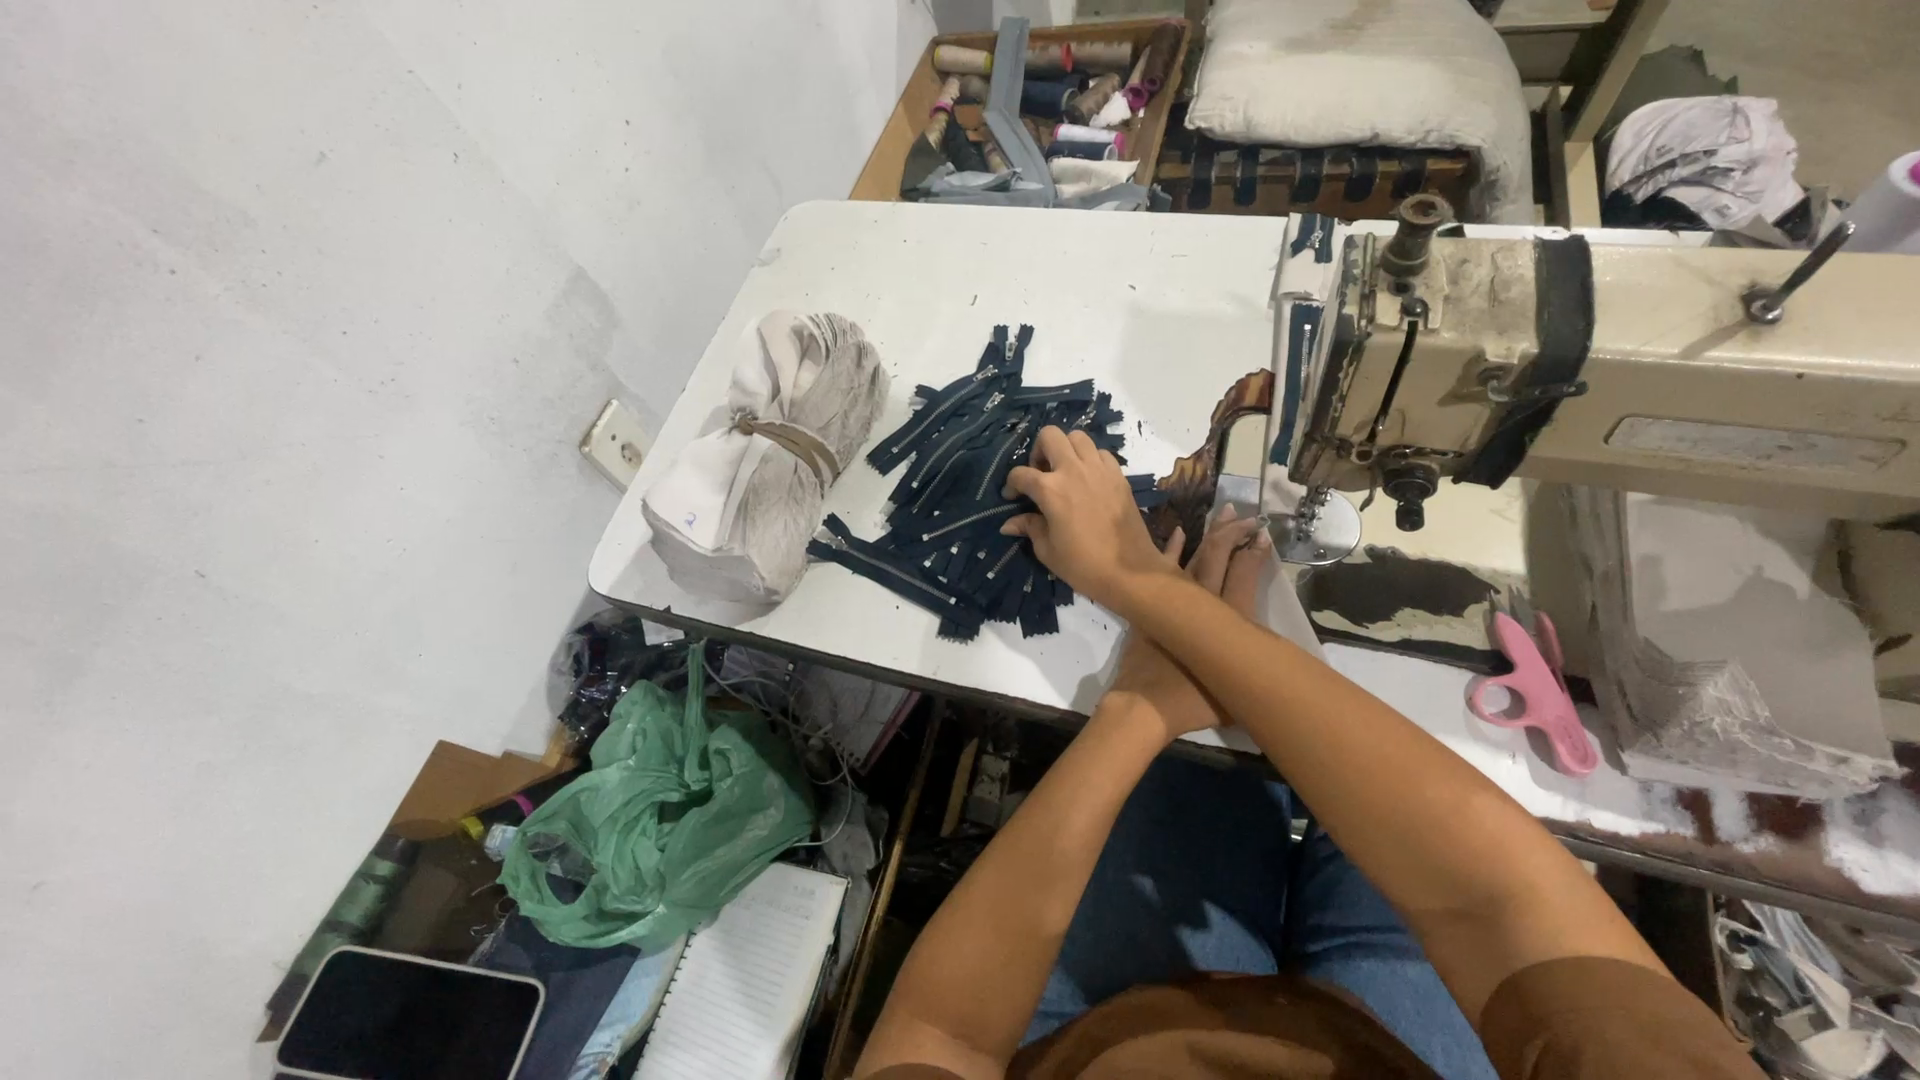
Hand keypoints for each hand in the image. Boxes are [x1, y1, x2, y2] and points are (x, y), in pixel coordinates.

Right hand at [1001, 426, 1171, 612]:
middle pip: (1050, 436)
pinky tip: (1088, 479)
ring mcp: (1099, 470)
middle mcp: (1073, 470)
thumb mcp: (1048, 550)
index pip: (1020, 474)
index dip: (1011, 485)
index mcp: (1050, 489)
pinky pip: (1101, 453)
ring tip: (1064, 471)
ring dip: (1066, 449)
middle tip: (1040, 472)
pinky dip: (1090, 459)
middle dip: (1038, 450)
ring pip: (1078, 437)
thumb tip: (1009, 524)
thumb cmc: (1083, 565)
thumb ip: (1030, 528)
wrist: (1130, 572)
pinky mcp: (1119, 476)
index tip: (1012, 497)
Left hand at [1103, 507, 1269, 742]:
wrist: (1144, 705)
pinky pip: (1161, 571)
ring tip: (1222, 513)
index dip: (1255, 554)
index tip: (1264, 536)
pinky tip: (1178, 534)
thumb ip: (1255, 672)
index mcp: (1229, 623)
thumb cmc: (1193, 705)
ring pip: (1194, 561)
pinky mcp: (1149, 608)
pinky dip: (1170, 552)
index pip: (1244, 577)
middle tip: (1248, 516)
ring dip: (1209, 536)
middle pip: (1218, 560)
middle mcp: (1202, 605)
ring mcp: (1171, 603)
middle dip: (1233, 534)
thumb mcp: (1238, 695)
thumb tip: (1271, 665)